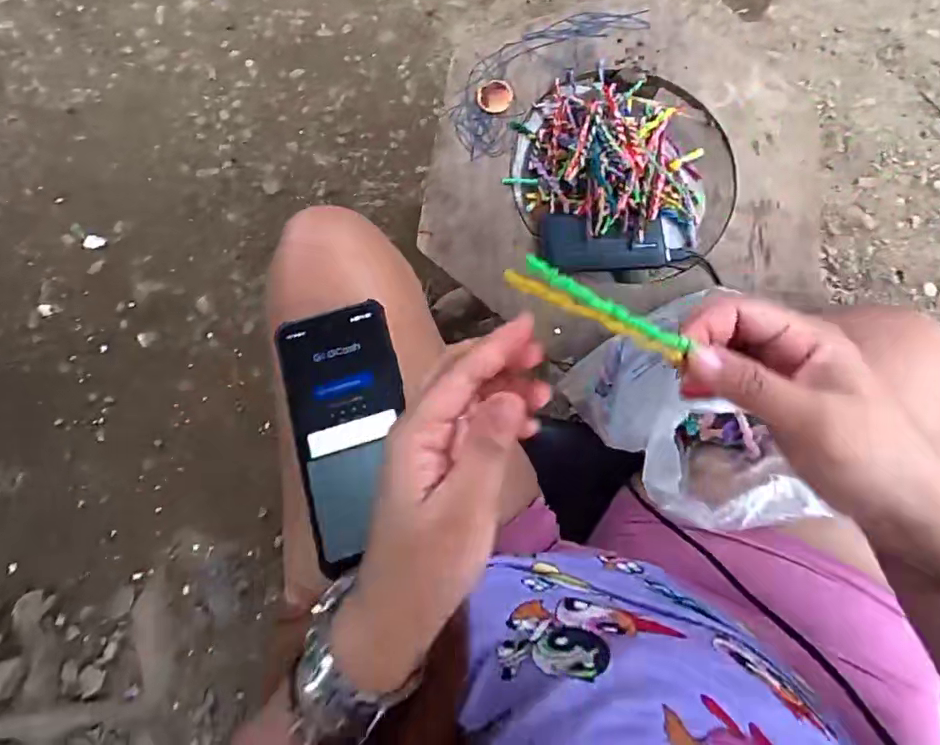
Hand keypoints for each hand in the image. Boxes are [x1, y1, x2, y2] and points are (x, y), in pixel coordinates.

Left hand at [330, 315, 548, 692]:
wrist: (395, 615)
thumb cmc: (429, 567)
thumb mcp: (465, 510)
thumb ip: (487, 448)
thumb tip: (510, 393)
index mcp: (416, 433)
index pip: (459, 374)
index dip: (495, 345)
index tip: (529, 323)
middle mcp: (417, 429)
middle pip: (458, 375)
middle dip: (498, 357)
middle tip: (540, 352)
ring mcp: (426, 446)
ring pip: (466, 397)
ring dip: (502, 386)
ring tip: (543, 389)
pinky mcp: (437, 464)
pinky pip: (469, 423)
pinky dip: (498, 415)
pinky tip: (526, 423)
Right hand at [678, 296, 939, 577]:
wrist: (909, 513)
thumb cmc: (867, 457)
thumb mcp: (807, 418)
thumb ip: (749, 383)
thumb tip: (691, 354)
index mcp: (808, 336)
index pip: (741, 310)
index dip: (704, 324)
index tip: (679, 357)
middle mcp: (794, 346)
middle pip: (732, 326)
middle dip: (700, 342)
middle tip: (678, 377)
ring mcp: (786, 373)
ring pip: (731, 351)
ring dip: (703, 362)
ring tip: (683, 388)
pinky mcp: (779, 398)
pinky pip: (737, 377)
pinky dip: (713, 382)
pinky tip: (697, 396)